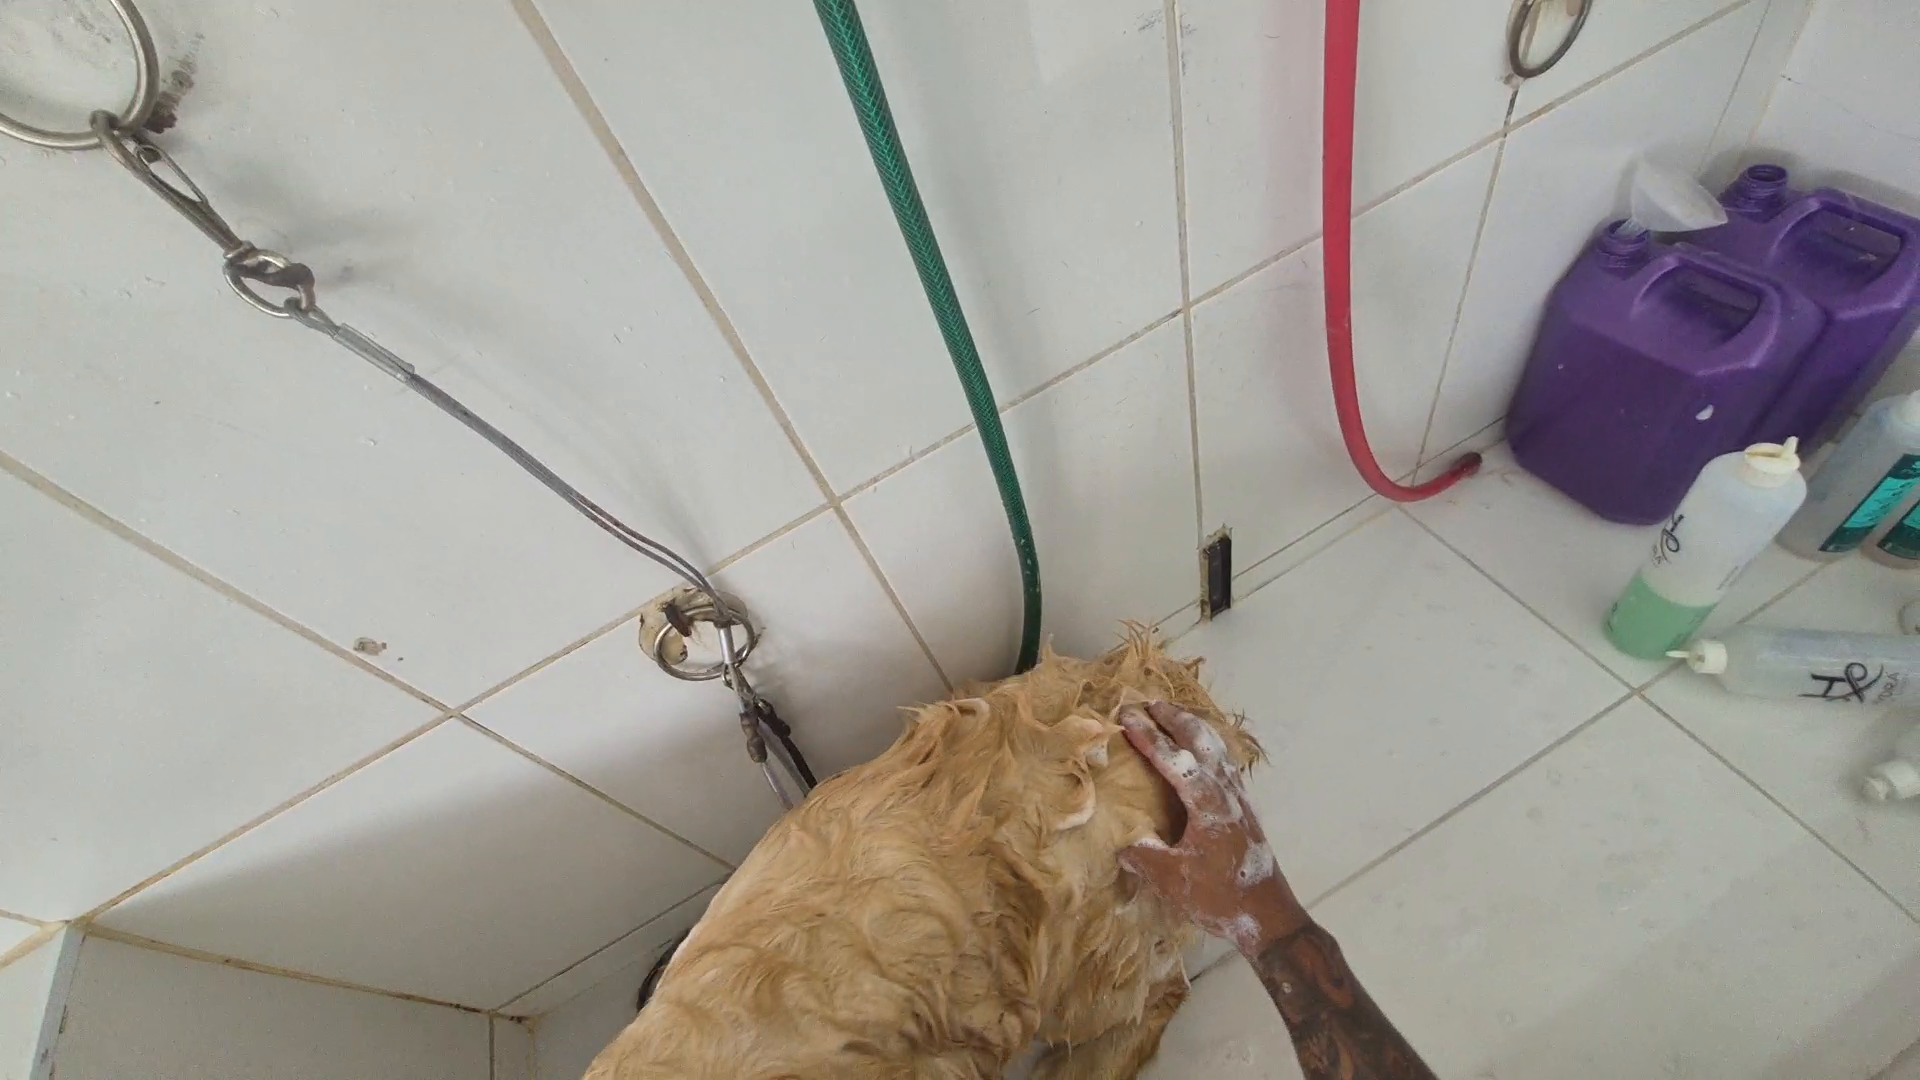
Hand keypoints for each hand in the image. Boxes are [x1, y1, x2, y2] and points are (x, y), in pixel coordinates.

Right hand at [1118, 702, 1307, 955]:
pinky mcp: (1244, 804)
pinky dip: (1206, 743)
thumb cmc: (1221, 897)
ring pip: (1215, 745)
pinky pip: (1223, 759)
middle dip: (1172, 718)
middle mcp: (1225, 789)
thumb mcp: (1173, 880)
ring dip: (1190, 726)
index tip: (1125, 717)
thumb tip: (1119, 842)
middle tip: (1146, 704)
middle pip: (1199, 739)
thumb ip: (1143, 857)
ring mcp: (1238, 794)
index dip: (1148, 736)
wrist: (1270, 916)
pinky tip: (1198, 749)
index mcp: (1207, 802)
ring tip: (1169, 715)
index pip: (1173, 758)